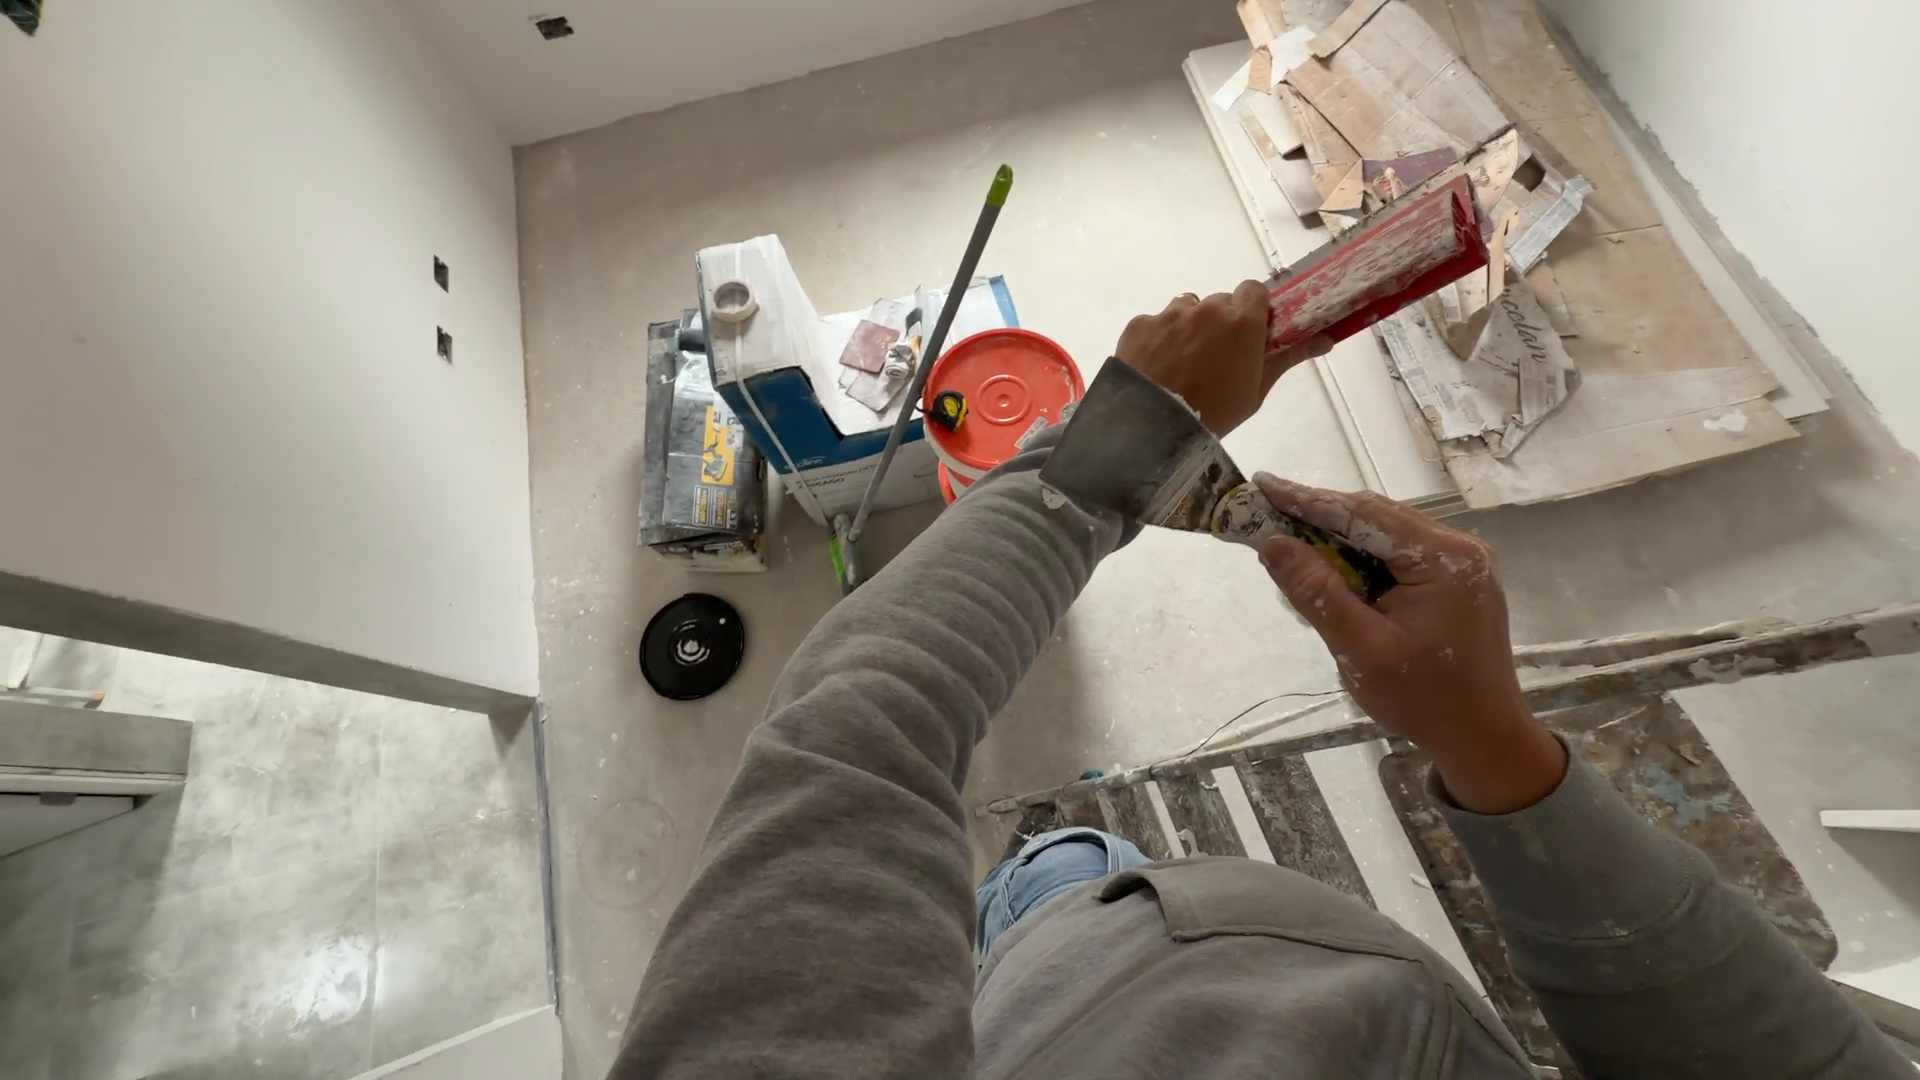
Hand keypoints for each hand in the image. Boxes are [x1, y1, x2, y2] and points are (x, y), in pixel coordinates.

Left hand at [1114, 282, 1330, 435]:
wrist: (1154, 426)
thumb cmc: (1214, 413)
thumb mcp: (1256, 389)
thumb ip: (1288, 357)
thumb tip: (1327, 339)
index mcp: (1242, 321)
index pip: (1253, 290)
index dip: (1251, 309)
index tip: (1247, 331)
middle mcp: (1206, 309)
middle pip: (1218, 302)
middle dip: (1218, 322)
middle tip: (1212, 356)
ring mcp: (1169, 315)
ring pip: (1185, 309)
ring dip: (1187, 327)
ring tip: (1180, 362)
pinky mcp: (1140, 325)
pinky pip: (1154, 323)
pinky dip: (1156, 339)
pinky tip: (1154, 366)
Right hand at [1252, 474, 1566, 813]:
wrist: (1483, 738)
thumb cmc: (1424, 699)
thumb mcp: (1360, 648)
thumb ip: (1317, 593)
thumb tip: (1271, 544)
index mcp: (1442, 560)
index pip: (1361, 515)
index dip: (1305, 499)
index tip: (1261, 484)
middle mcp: (1456, 548)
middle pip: (1372, 515)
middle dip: (1315, 512)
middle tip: (1263, 510)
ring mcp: (1457, 562)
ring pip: (1380, 530)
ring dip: (1333, 533)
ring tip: (1285, 534)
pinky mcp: (1450, 578)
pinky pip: (1392, 551)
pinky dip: (1354, 552)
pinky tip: (1326, 562)